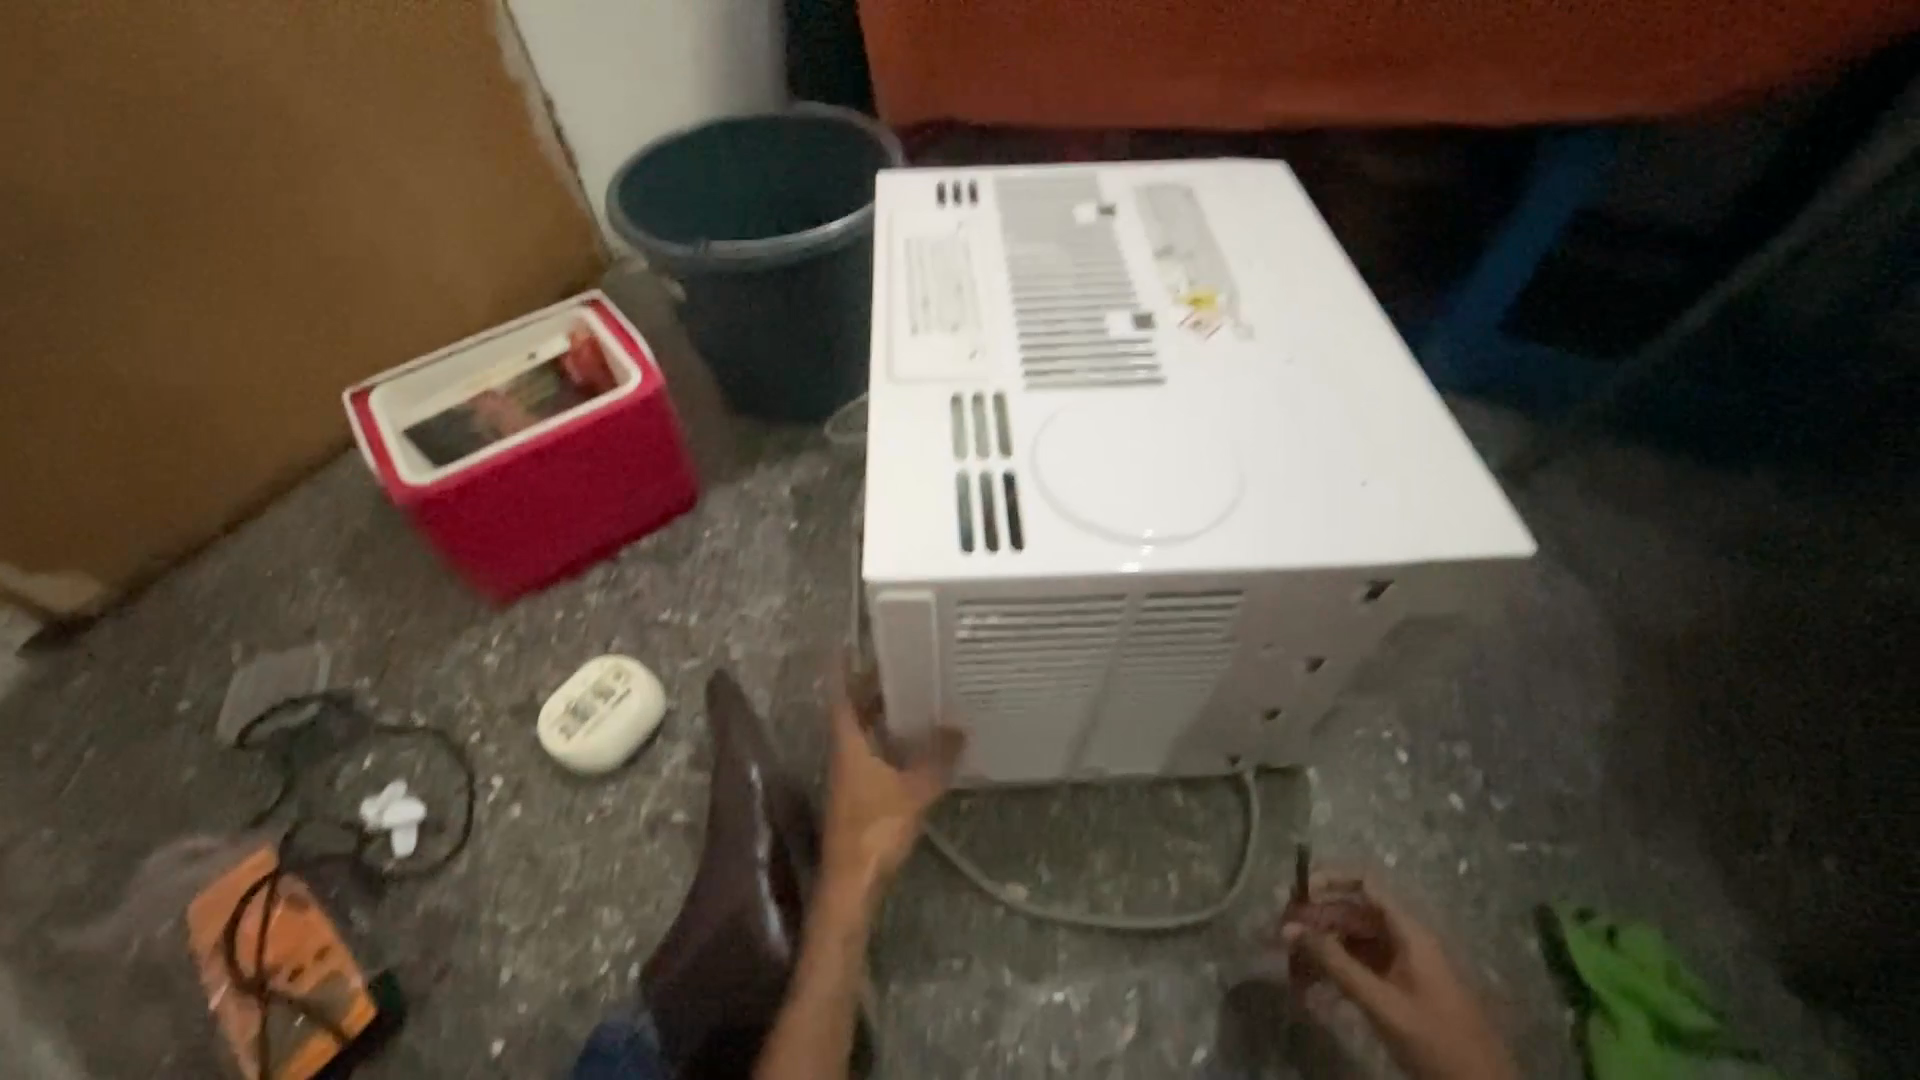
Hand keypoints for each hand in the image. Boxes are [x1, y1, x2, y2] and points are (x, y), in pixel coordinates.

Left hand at [820, 654, 962, 898]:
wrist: (852, 882)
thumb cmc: (876, 828)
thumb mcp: (915, 790)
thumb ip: (938, 759)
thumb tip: (959, 727)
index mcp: (847, 745)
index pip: (841, 697)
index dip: (842, 671)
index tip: (849, 645)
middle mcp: (843, 755)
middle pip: (851, 714)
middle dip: (869, 690)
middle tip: (896, 667)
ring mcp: (849, 777)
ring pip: (861, 735)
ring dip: (879, 716)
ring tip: (909, 697)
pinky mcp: (859, 796)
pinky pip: (872, 755)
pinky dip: (887, 742)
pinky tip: (912, 744)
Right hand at [1283, 874, 1517, 1079]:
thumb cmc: (1436, 1040)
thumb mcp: (1381, 1002)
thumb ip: (1336, 963)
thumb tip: (1289, 928)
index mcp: (1408, 932)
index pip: (1365, 885)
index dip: (1329, 881)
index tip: (1297, 895)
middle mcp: (1404, 939)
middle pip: (1352, 914)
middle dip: (1315, 922)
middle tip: (1281, 938)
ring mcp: (1402, 964)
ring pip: (1352, 942)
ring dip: (1321, 951)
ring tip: (1292, 969)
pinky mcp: (1398, 988)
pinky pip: (1359, 967)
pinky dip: (1335, 972)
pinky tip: (1312, 988)